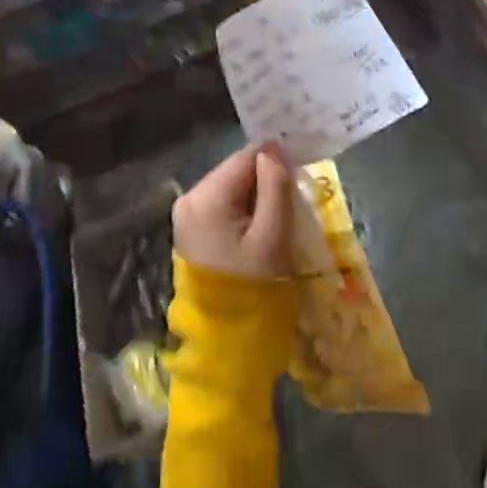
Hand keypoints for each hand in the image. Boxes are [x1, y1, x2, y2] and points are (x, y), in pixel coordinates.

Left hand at [173, 142, 292, 278]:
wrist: (223, 337)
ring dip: (255, 195)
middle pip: (234, 172)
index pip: (243, 158)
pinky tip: (259, 227)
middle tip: (294, 195)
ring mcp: (186, 215)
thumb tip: (272, 150)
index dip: (273, 158)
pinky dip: (242, 209)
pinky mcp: (190, 230)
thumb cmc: (253, 286)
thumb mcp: (271, 237)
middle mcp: (189, 198)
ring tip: (280, 213)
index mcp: (205, 197)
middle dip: (264, 179)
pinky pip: (221, 205)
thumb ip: (274, 188)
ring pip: (229, 188)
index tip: (300, 164)